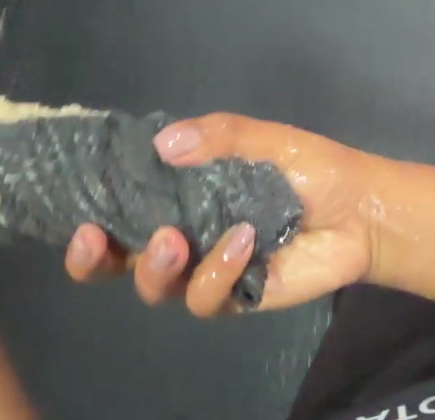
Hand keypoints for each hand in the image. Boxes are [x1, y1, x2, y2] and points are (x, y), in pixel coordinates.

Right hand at [65, 113, 383, 315]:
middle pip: (119, 260)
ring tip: (174, 240)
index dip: (94, 208)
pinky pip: (206, 296)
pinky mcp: (235, 295)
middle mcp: (185, 233)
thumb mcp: (265, 139)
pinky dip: (217, 269)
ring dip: (154, 265)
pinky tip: (244, 241)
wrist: (359, 210)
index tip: (76, 203)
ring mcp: (207, 267)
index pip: (125, 204)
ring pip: (155, 286)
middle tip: (93, 238)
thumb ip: (219, 137)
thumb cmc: (310, 167)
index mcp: (184, 192)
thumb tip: (162, 142)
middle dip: (94, 258)